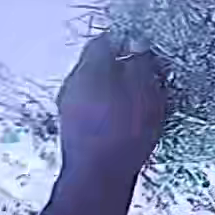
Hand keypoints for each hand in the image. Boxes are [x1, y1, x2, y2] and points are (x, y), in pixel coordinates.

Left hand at [57, 34, 165, 172]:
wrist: (99, 176)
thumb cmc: (125, 130)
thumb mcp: (145, 90)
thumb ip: (141, 63)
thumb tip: (138, 45)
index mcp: (89, 70)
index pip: (103, 40)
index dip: (126, 39)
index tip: (144, 46)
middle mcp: (72, 84)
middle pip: (96, 62)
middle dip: (120, 62)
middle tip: (145, 70)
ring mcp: (68, 107)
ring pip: (93, 84)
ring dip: (114, 84)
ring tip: (139, 95)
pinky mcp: (72, 127)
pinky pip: (92, 103)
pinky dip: (108, 102)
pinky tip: (125, 115)